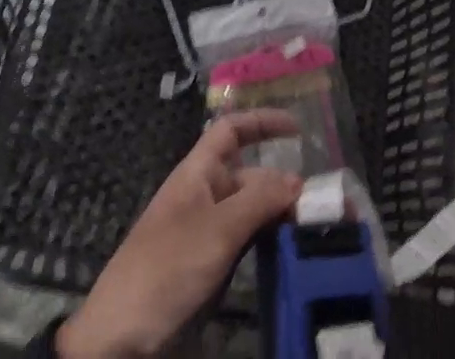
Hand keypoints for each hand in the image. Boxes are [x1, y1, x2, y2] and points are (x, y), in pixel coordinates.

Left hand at [57, 110, 304, 357]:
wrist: (122, 333)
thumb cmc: (166, 268)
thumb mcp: (216, 229)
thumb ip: (258, 201)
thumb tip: (297, 179)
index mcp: (196, 174)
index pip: (229, 132)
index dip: (261, 123)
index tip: (300, 130)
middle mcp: (204, 197)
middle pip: (251, 177)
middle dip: (287, 185)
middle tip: (332, 208)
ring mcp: (207, 233)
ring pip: (253, 213)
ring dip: (285, 217)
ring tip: (325, 232)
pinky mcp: (211, 266)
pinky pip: (248, 243)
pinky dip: (273, 244)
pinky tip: (297, 255)